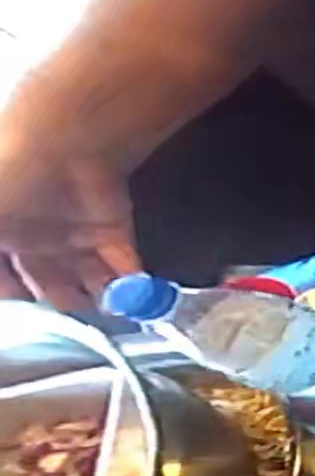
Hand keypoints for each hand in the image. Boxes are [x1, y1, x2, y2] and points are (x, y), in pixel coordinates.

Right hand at [0, 128, 137, 310]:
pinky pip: (124, 268)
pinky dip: (133, 286)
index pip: (1, 279)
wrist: (55, 152)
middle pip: (46, 283)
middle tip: (75, 323)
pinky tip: (138, 302)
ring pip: (88, 280)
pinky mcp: (113, 237)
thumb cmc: (0, 180)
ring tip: (109, 314)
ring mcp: (72, 240)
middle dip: (60, 303)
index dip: (11, 296)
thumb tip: (3, 289)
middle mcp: (29, 243)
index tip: (26, 315)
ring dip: (100, 299)